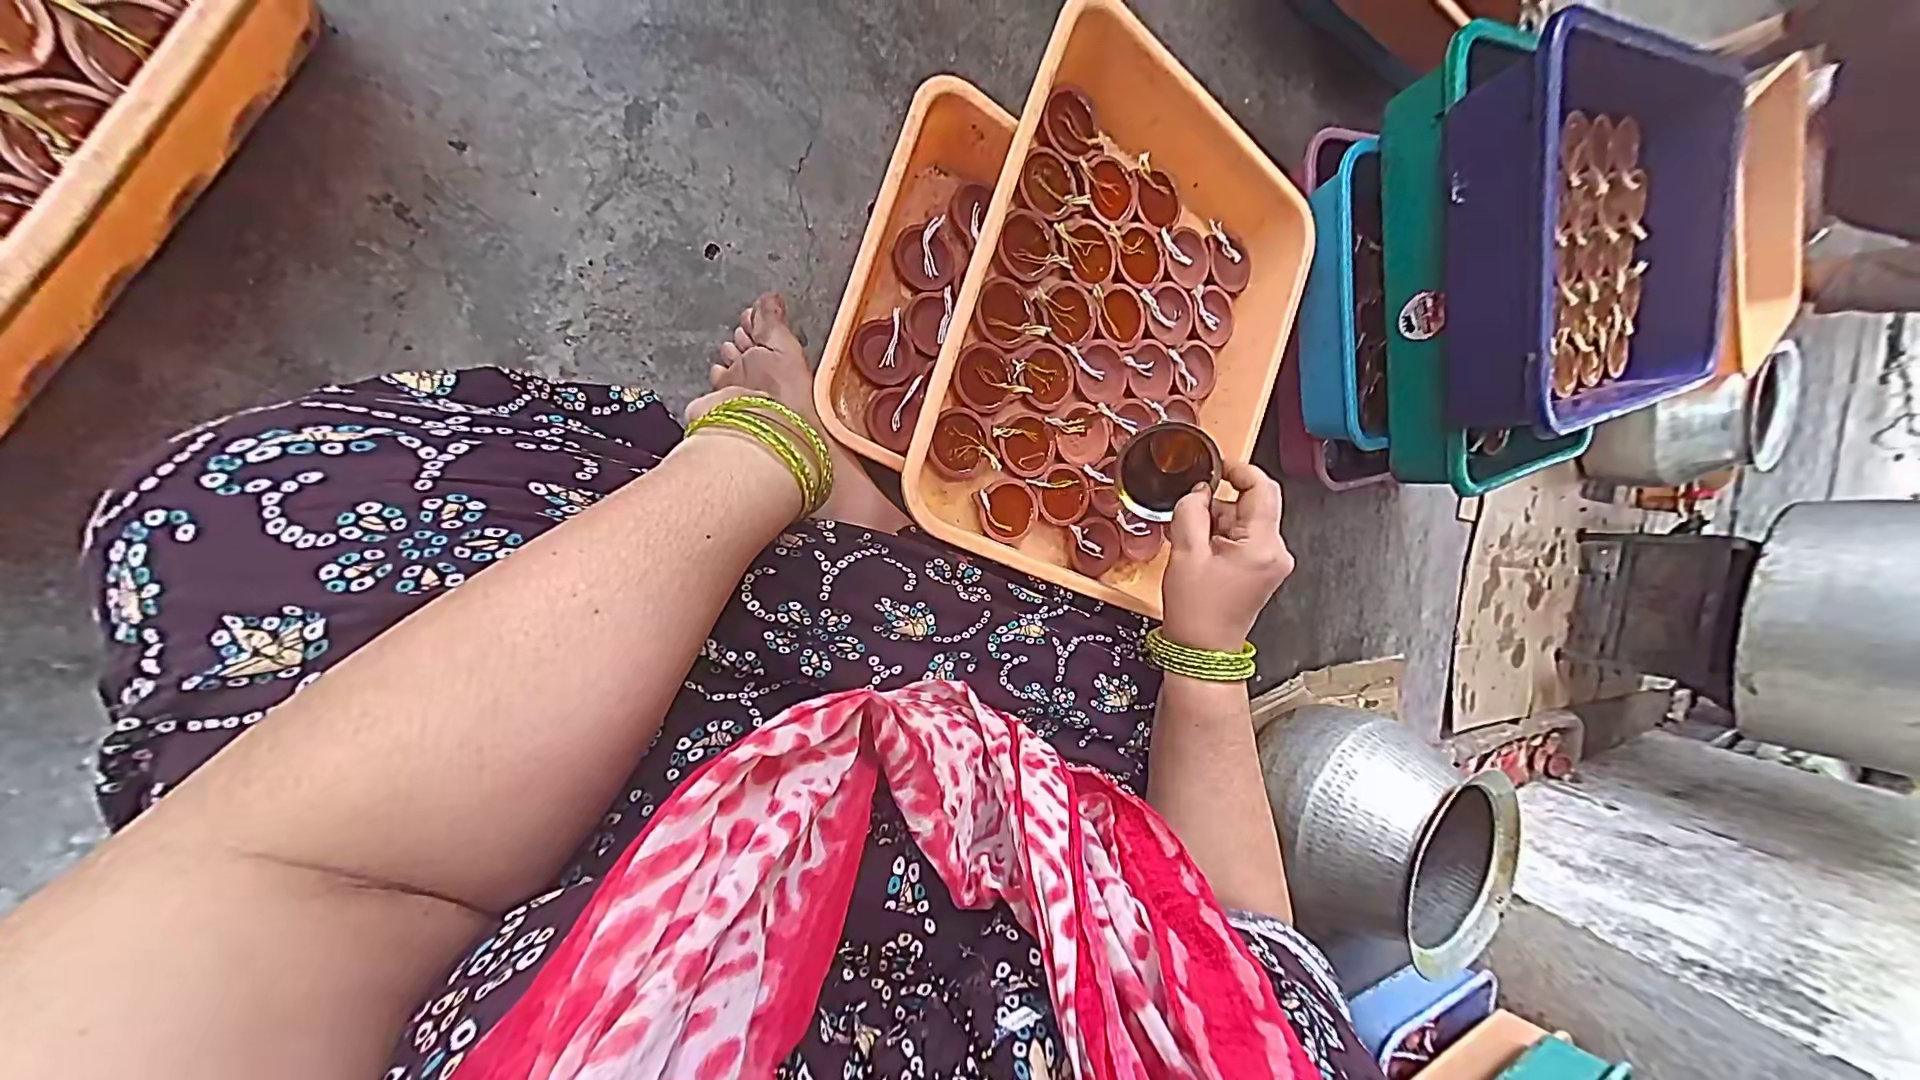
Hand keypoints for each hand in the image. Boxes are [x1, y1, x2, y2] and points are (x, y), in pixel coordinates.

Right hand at [1160, 461, 1293, 651]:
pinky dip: (1219, 538)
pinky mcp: (1261, 569)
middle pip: (1249, 506)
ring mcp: (1270, 561)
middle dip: (1216, 506)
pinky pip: (1241, 538)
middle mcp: (1275, 552)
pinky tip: (1199, 554)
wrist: (1201, 650)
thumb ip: (1190, 511)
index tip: (1216, 467)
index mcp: (1262, 546)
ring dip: (1214, 524)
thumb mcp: (1185, 553)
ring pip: (1242, 521)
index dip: (1239, 470)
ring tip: (1191, 547)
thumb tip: (1197, 490)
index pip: (1263, 488)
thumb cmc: (1196, 611)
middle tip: (1188, 519)